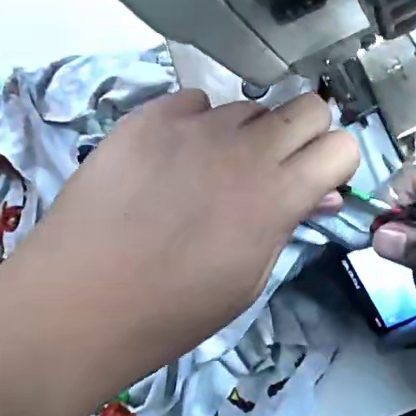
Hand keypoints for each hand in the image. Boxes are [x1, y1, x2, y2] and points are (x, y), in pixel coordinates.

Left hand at [0, 89, 357, 383]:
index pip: (342, 145)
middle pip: (309, 106)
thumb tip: (317, 193)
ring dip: (246, 135)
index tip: (317, 183)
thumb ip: (289, 225)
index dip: (335, 164)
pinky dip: (195, 126)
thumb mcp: (249, 281)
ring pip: (249, 107)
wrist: (73, 307)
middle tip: (276, 169)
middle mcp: (244, 149)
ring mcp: (193, 127)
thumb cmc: (172, 312)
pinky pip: (195, 103)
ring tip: (210, 172)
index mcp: (277, 196)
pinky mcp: (146, 118)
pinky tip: (171, 161)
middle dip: (305, 135)